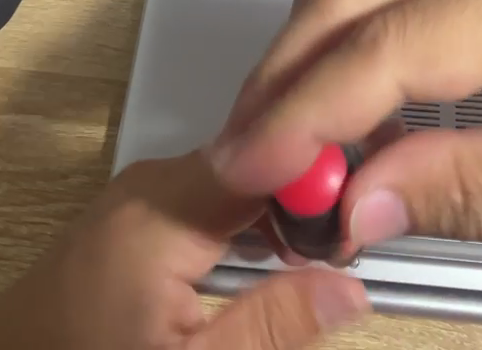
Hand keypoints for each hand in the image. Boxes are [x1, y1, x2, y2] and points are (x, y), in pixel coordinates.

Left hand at [0, 152, 367, 348]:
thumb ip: (273, 325)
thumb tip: (352, 286)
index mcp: (165, 208)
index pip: (271, 155)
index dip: (322, 182)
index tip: (357, 223)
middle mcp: (149, 183)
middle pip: (254, 168)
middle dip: (297, 210)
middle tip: (334, 261)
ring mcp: (132, 196)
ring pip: (230, 186)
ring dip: (268, 224)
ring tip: (299, 272)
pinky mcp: (124, 217)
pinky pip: (199, 204)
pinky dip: (232, 233)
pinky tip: (244, 274)